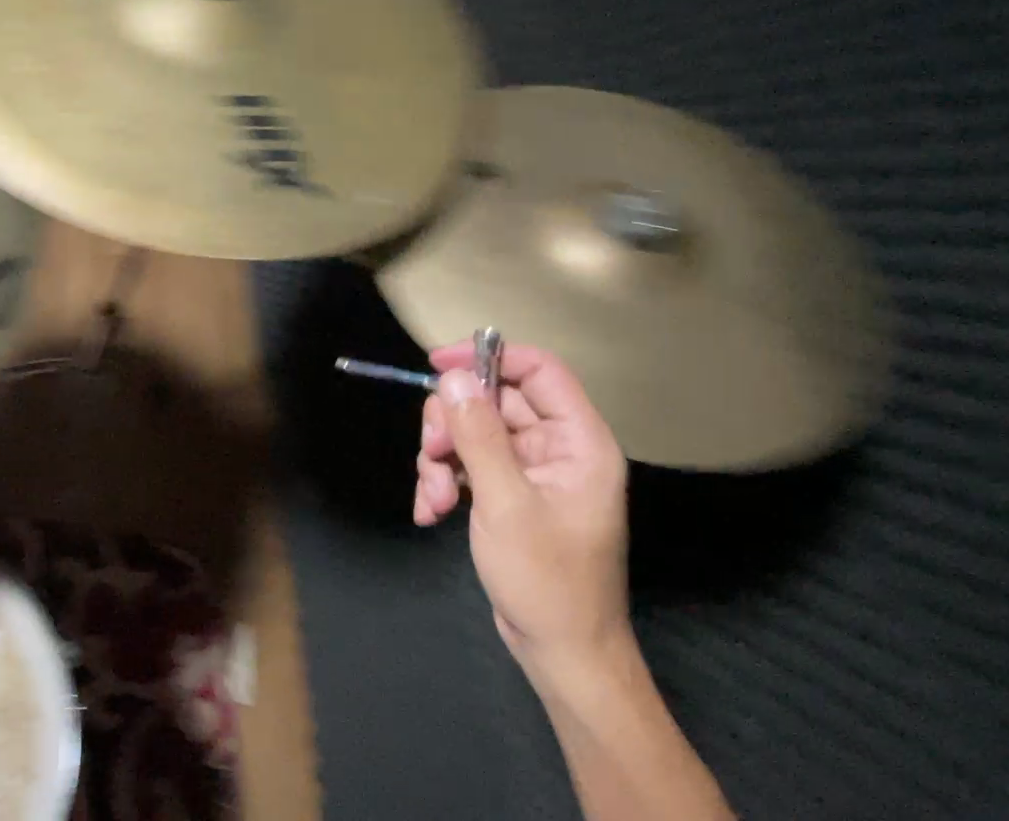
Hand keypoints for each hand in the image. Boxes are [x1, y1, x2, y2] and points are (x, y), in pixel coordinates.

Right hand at [415, 343, 631, 685]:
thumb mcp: (506, 503)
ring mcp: (528, 472)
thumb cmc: (547, 577)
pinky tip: (430, 513)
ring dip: (439, 461)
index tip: (436, 366)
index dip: (487, 358)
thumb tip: (453, 378)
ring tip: (432, 500)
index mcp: (578, 442)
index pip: (537, 371)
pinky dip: (440, 483)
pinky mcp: (505, 494)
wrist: (559, 649)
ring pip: (469, 434)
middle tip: (433, 455)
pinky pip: (463, 465)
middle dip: (451, 426)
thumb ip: (479, 436)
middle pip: (491, 402)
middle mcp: (555, 449)